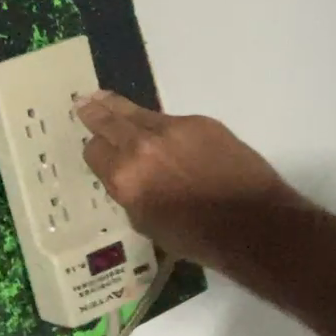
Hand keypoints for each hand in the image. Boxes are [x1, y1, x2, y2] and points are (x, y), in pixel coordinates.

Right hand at [75, 90, 300, 267]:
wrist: (253, 223)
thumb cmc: (193, 235)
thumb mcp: (143, 221)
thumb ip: (128, 191)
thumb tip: (128, 176)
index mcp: (123, 175)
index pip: (93, 150)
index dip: (94, 152)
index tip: (96, 151)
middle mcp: (141, 146)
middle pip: (109, 121)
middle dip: (94, 111)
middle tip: (83, 101)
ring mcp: (174, 129)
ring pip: (138, 113)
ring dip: (121, 109)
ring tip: (107, 100)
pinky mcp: (202, 123)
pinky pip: (171, 120)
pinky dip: (162, 126)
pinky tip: (166, 137)